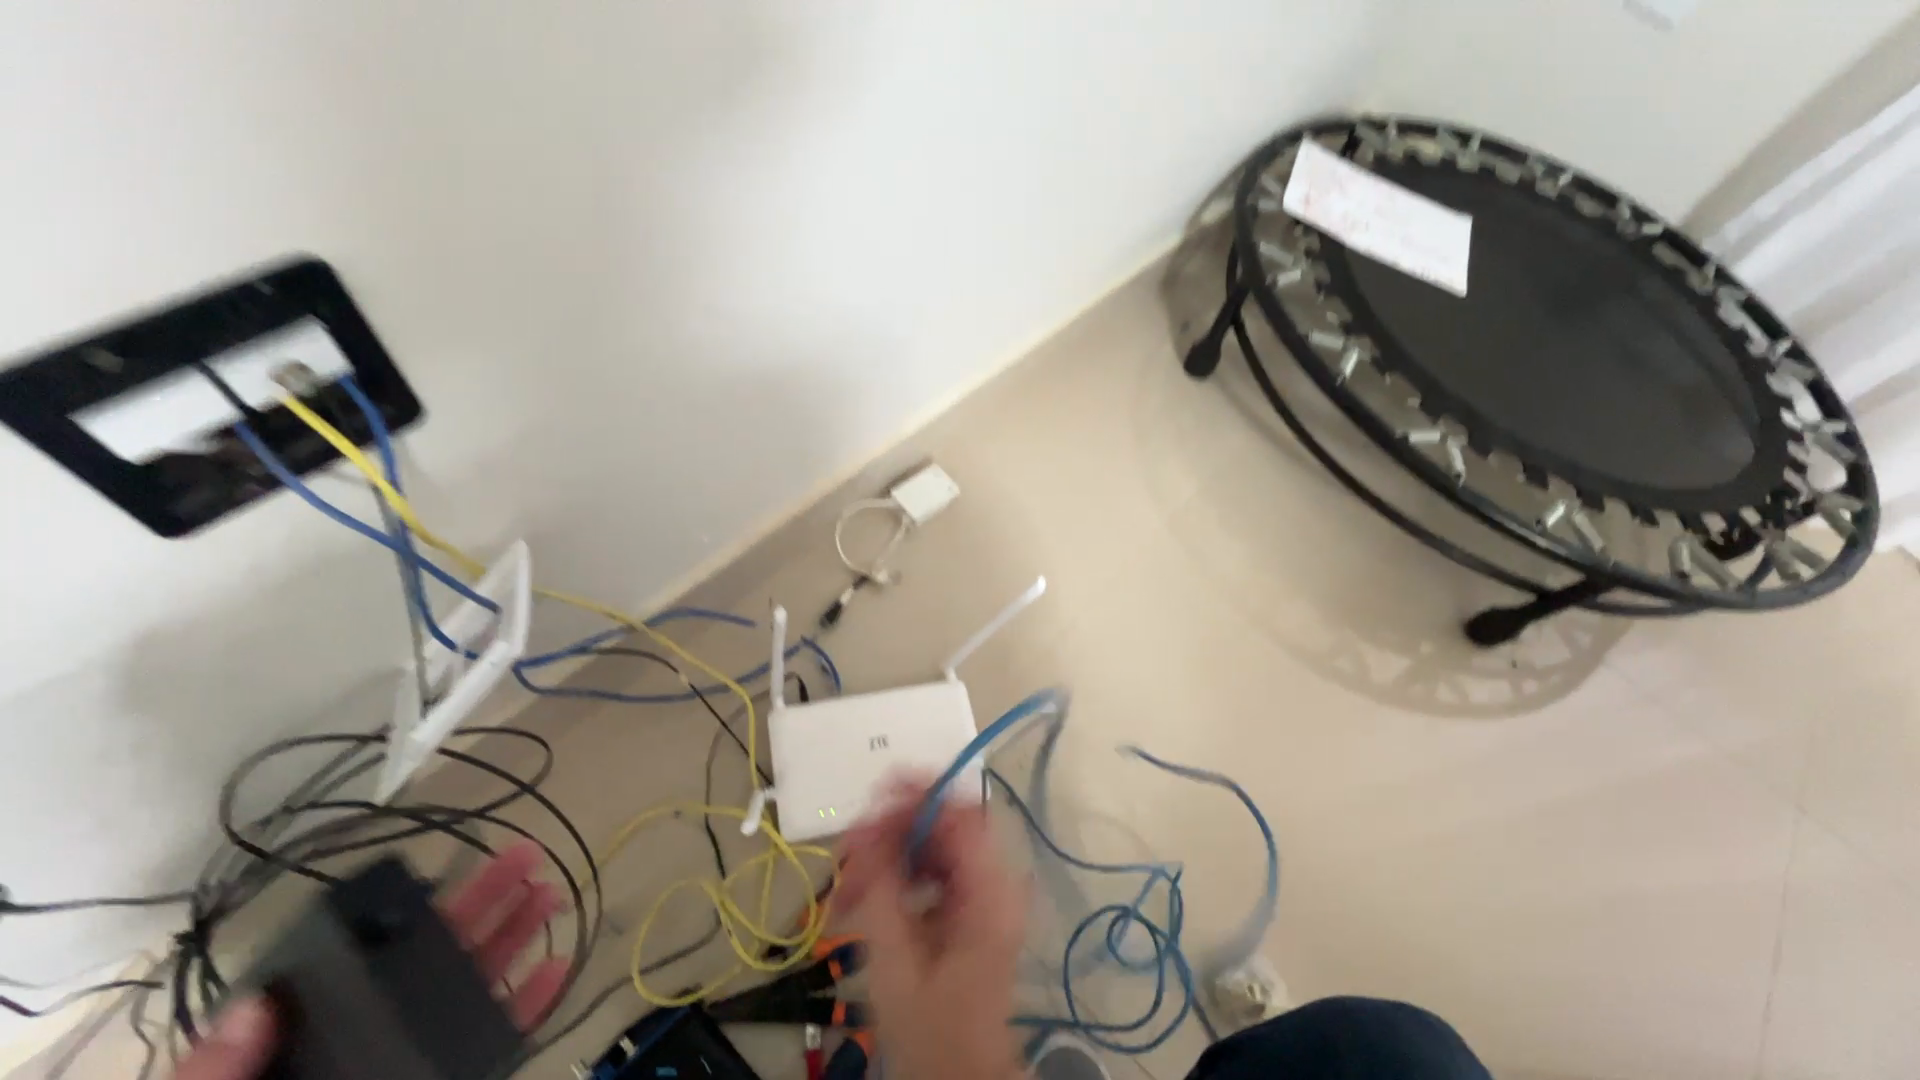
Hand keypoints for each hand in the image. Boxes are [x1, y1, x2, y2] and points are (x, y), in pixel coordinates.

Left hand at [175, 843, 568, 1079]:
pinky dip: (530, 1006)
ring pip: (471, 991)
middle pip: (430, 963)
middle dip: (481, 906)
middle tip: (522, 858)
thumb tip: (259, 1002)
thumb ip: (215, 1071)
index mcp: (315, 1035)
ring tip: (548, 895)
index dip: (399, 918)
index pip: (359, 965)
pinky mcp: (450, 1079)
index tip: (436, 877)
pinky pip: (496, 1042)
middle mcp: (371, 1038)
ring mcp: (415, 1061)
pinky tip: (555, 969)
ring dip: (513, 940)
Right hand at [837, 779, 1026, 1079]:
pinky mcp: (968, 909)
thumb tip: (865, 830)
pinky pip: (930, 873)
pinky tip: (860, 902)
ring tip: (845, 888)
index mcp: (992, 892)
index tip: (876, 792)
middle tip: (846, 854)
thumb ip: (881, 889)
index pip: (964, 814)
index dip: (922, 792)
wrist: (960, 1078)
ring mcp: (983, 895)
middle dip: (891, 831)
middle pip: (944, 826)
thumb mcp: (896, 963)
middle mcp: (995, 883)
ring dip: (886, 856)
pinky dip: (895, 879)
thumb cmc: (932, 1030)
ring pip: (932, 847)